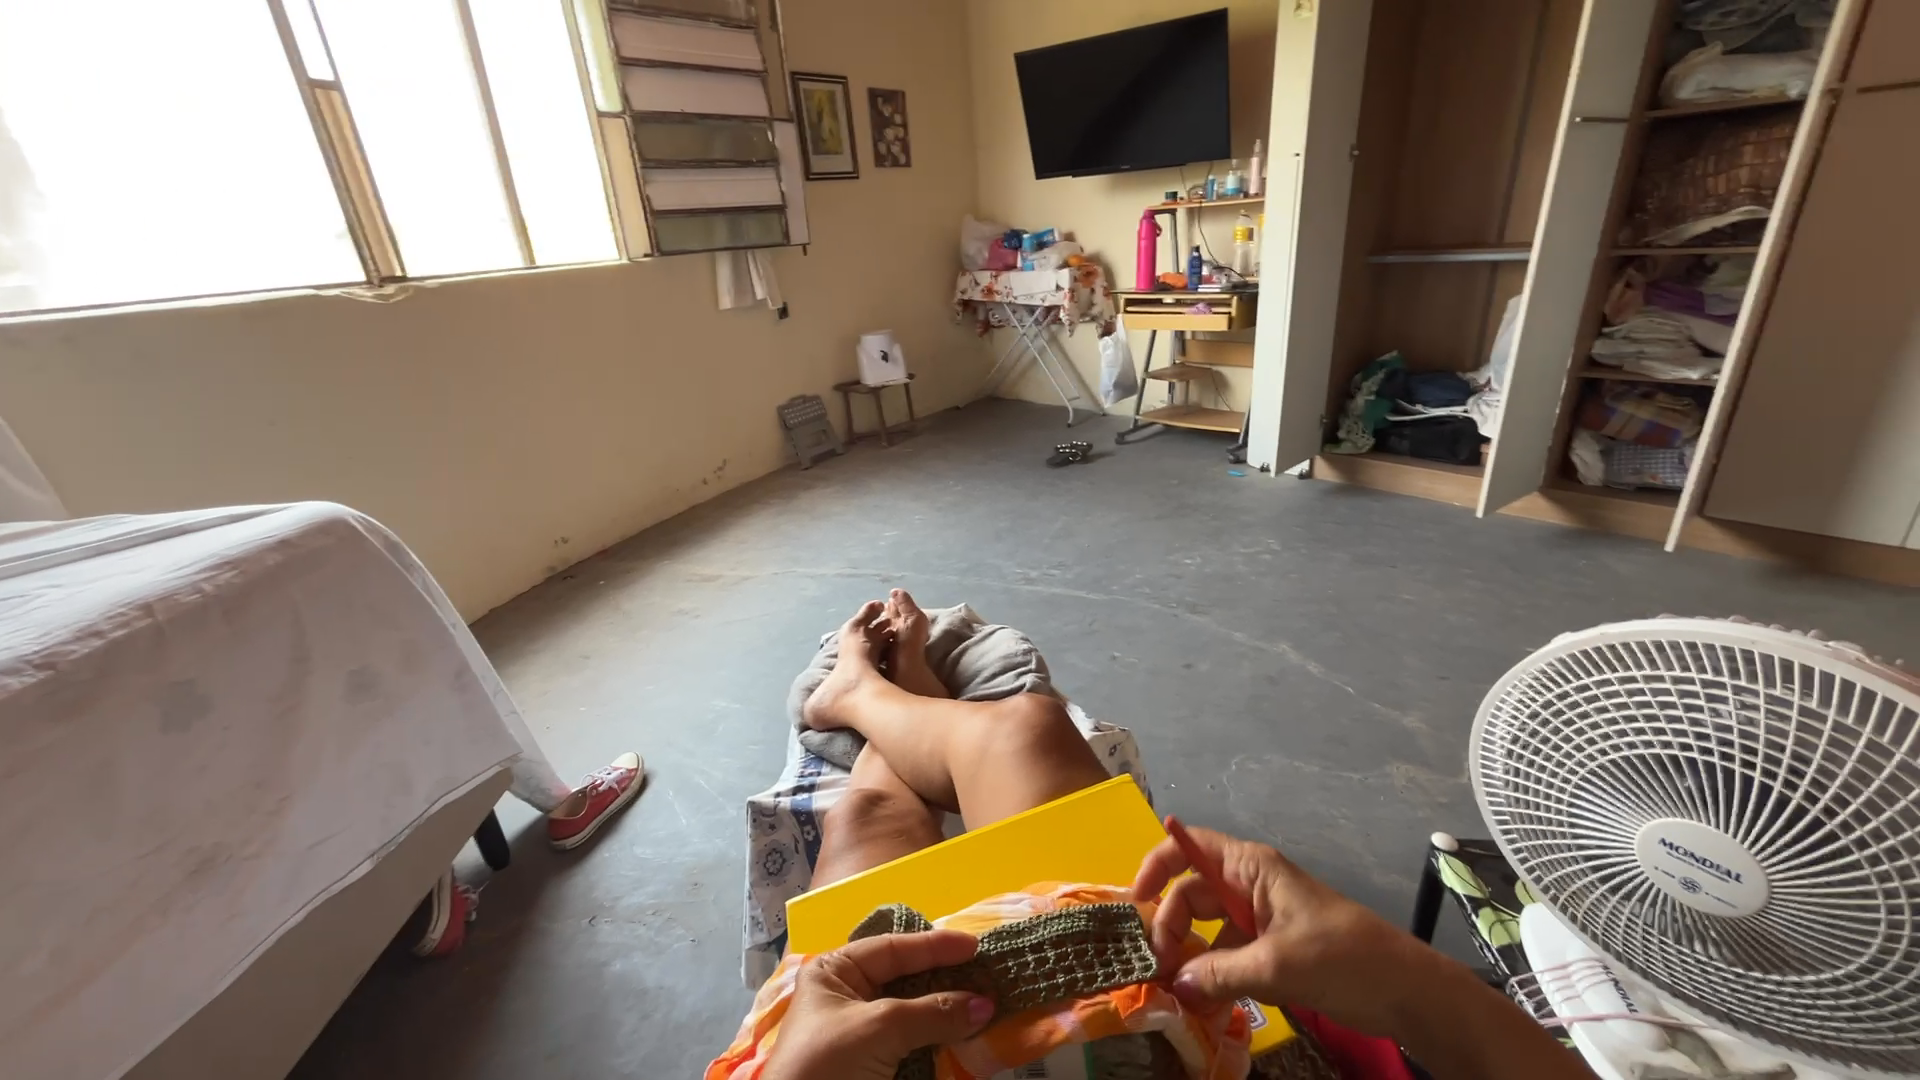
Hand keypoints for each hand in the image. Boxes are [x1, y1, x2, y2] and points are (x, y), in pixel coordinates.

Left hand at [762, 930, 995, 1079]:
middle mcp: (847, 995)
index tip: (975, 945)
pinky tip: (964, 1032)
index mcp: (834, 971)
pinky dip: (938, 1038)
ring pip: (913, 1012)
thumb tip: (985, 1003)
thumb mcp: (879, 1028)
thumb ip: (932, 1012)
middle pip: (905, 978)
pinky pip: (912, 1043)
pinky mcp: (873, 1066)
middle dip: (945, 978)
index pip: (892, 948)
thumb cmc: (828, 1064)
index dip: (935, 945)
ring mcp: (861, 1033)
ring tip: (983, 1001)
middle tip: (985, 973)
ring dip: (946, 1010)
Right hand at [1132, 824, 1440, 1039]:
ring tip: (1178, 995)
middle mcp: (1249, 885)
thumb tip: (1174, 986)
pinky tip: (1205, 1004)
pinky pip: (1228, 956)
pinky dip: (1214, 977)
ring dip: (1191, 958)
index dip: (1156, 865)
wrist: (1408, 994)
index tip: (1135, 902)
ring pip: (1208, 930)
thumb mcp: (1276, 966)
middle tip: (1158, 968)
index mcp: (1250, 867)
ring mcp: (1260, 919)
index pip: (1189, 846)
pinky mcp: (1271, 950)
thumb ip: (1219, 973)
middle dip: (1171, 927)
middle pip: (1191, 894)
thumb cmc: (1343, 958)